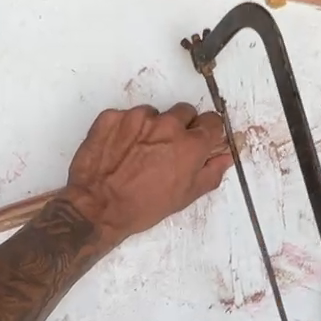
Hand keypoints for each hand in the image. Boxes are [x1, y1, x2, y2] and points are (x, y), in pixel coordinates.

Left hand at [62, 103, 231, 243]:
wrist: (97, 208)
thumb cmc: (141, 207)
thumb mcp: (184, 197)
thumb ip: (209, 173)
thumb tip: (224, 158)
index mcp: (190, 145)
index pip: (211, 121)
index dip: (206, 131)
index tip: (199, 139)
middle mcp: (166, 125)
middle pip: (184, 112)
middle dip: (180, 127)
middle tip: (166, 150)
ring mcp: (136, 118)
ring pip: (154, 114)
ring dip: (150, 128)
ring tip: (138, 154)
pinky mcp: (112, 117)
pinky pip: (125, 117)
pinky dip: (125, 130)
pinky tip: (120, 151)